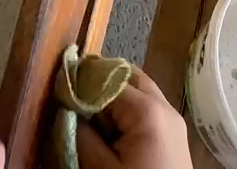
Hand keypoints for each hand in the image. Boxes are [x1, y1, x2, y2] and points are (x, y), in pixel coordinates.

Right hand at [74, 68, 190, 168]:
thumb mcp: (101, 168)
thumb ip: (82, 133)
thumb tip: (68, 109)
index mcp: (147, 111)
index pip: (107, 78)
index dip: (83, 81)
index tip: (61, 90)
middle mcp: (165, 107)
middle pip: (129, 76)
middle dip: (101, 82)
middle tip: (77, 97)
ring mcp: (173, 122)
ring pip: (139, 91)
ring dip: (114, 96)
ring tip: (92, 115)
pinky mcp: (174, 137)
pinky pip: (148, 110)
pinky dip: (128, 111)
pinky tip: (111, 130)